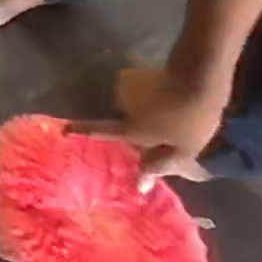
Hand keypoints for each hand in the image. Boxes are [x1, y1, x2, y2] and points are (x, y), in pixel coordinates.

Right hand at [75, 64, 227, 191]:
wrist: (196, 78)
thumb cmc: (191, 120)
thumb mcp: (182, 152)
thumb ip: (158, 167)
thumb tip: (139, 187)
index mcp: (131, 129)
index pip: (100, 132)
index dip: (81, 131)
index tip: (64, 130)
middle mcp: (122, 108)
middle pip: (126, 120)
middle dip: (141, 125)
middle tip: (167, 130)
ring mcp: (125, 88)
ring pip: (133, 105)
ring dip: (146, 109)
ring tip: (172, 111)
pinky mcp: (133, 74)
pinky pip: (137, 90)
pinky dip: (148, 94)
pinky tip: (168, 94)